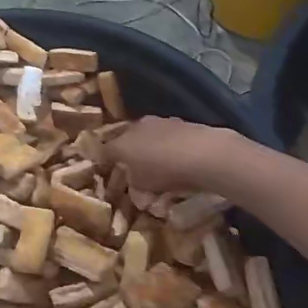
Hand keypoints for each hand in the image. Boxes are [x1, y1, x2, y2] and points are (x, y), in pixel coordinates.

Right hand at [104, 116, 241, 193]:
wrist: (205, 153)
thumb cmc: (165, 172)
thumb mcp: (142, 185)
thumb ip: (133, 181)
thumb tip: (134, 178)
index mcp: (122, 142)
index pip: (105, 150)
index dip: (102, 159)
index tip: (103, 167)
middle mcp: (137, 127)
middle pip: (127, 140)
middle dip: (128, 152)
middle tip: (132, 167)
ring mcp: (160, 122)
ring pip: (148, 136)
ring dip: (150, 148)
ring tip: (159, 165)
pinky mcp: (181, 123)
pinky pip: (168, 137)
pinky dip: (168, 147)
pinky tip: (178, 160)